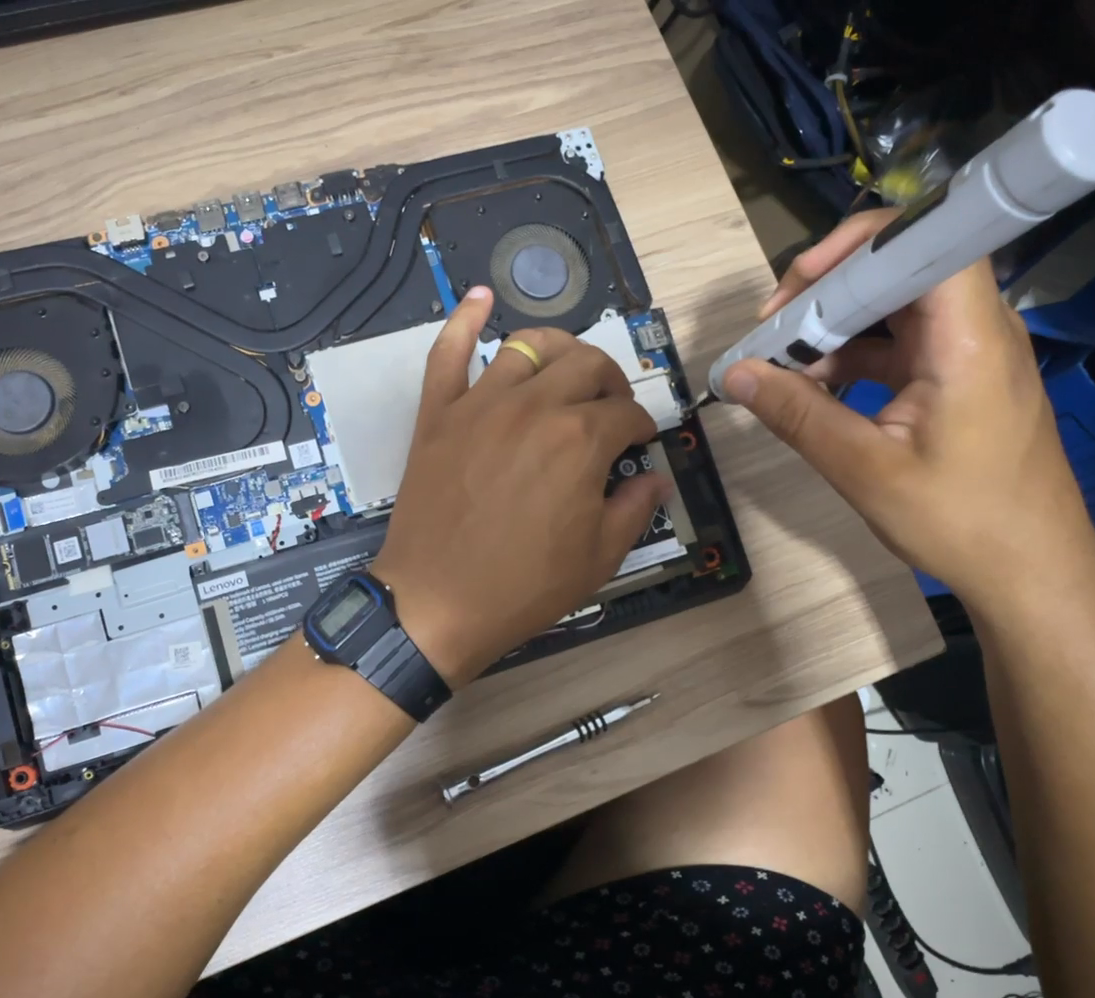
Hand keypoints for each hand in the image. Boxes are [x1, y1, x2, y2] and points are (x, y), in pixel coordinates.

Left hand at [372, 287, 668, 686]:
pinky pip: (448, 353)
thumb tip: (657, 478)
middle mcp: (533, 405)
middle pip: (586, 365)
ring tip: (567, 368)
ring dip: (559, 349)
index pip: (626, 412)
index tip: (640, 444)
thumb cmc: (524, 587)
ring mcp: (479, 404)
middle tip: (611, 408)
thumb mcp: (599, 557)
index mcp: (580, 438)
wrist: (438, 603)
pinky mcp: (437, 414)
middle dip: (611, 381)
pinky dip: (464, 320)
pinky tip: (479, 297)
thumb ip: (635, 507)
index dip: (641, 426)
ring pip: (528, 346)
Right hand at [721, 211, 1094, 607]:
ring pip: (893, 310)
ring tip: (779, 366)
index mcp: (967, 338)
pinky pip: (898, 347)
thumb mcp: (864, 470)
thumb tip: (735, 375)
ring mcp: (968, 354)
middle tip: (770, 330)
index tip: (799, 282)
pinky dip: (852, 359)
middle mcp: (975, 329)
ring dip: (834, 328)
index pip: (929, 239)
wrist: (1031, 570)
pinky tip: (812, 390)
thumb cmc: (959, 519)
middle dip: (828, 290)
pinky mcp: (958, 380)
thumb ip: (798, 415)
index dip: (860, 242)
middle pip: (901, 270)